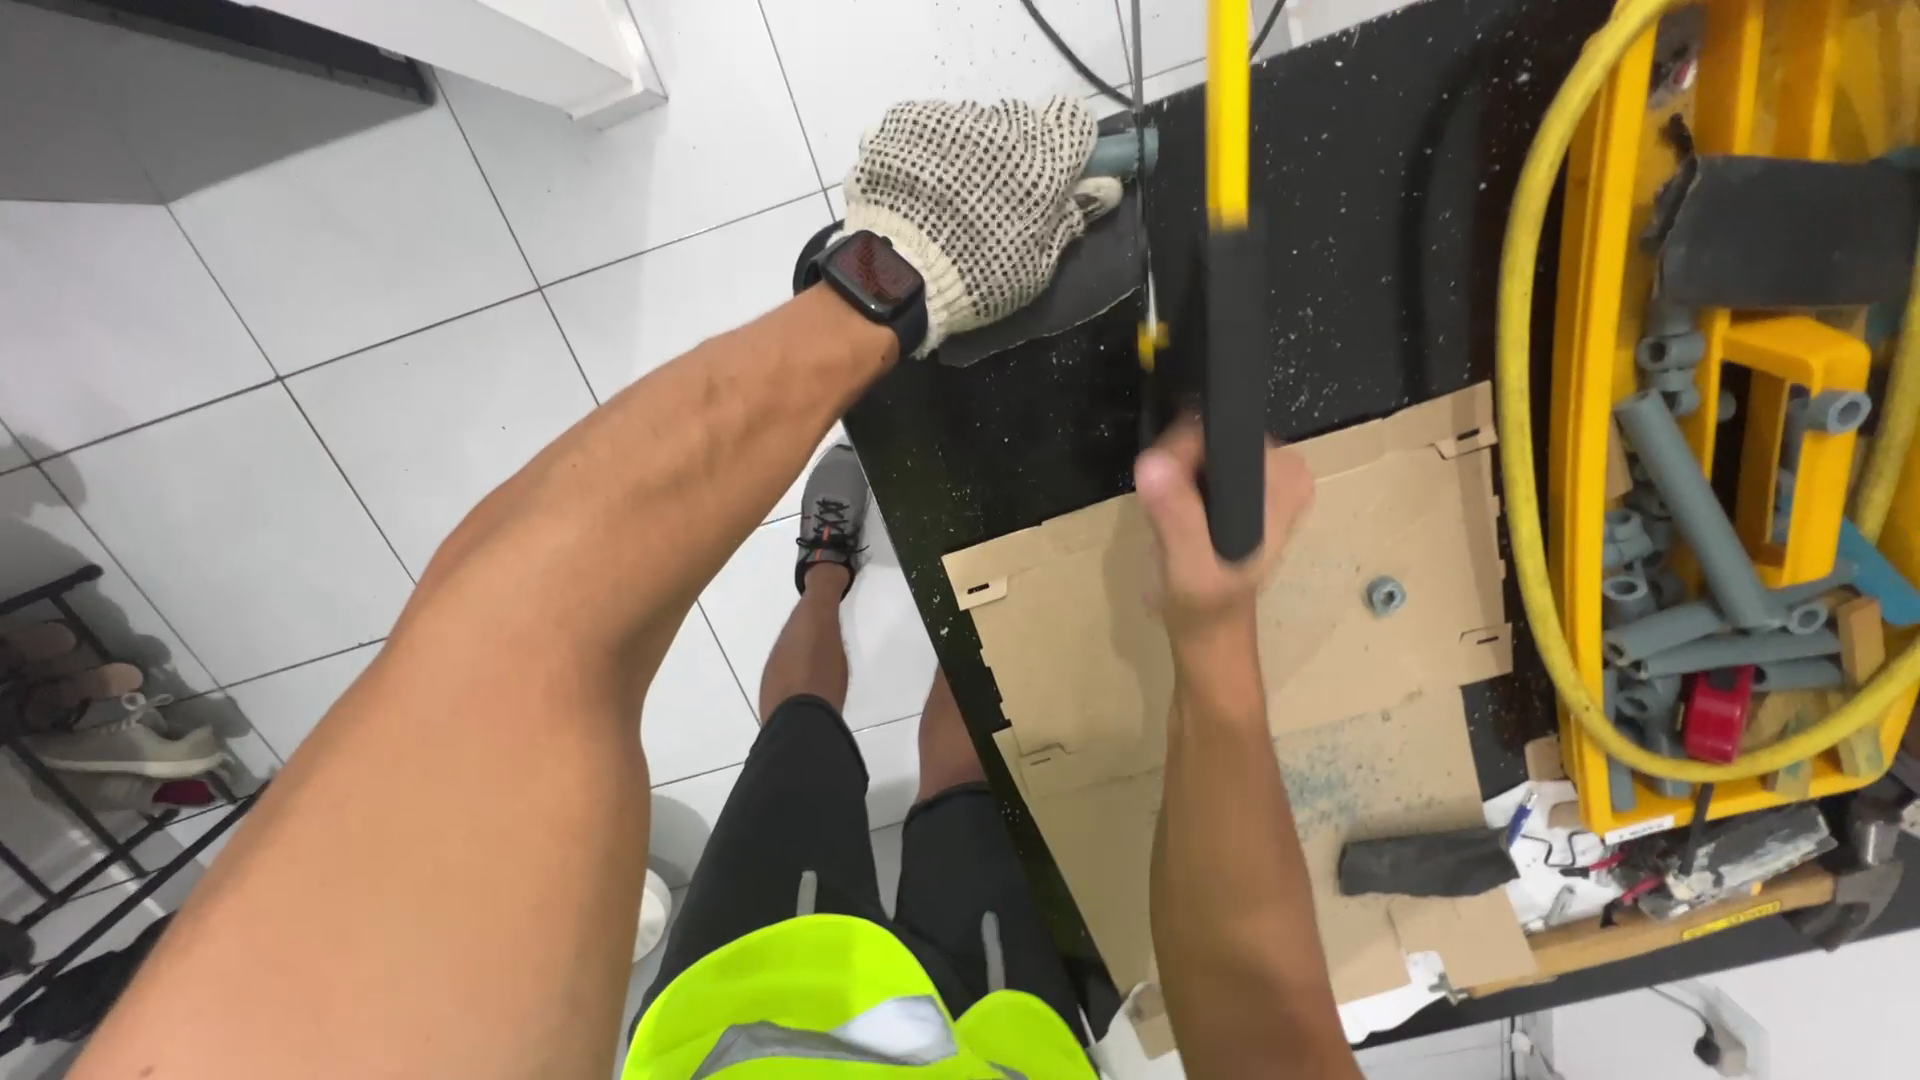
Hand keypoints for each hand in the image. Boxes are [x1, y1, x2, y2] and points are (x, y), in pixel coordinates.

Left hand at [844, 98, 1121, 355]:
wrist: (898, 273)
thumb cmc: (978, 277)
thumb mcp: (1036, 265)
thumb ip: (1071, 219)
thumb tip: (1107, 187)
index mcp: (1043, 159)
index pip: (1073, 120)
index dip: (1064, 147)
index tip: (1052, 177)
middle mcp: (1001, 126)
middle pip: (1019, 122)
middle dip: (1012, 153)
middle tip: (993, 198)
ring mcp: (950, 118)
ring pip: (972, 125)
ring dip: (967, 152)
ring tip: (944, 199)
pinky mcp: (905, 120)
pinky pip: (927, 127)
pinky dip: (926, 152)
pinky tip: (913, 189)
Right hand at [1134, 421, 1314, 639]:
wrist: (1209, 628)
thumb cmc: (1203, 605)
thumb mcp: (1188, 568)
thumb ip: (1176, 517)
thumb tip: (1153, 464)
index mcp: (1283, 481)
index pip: (1220, 432)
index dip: (1180, 451)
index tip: (1160, 486)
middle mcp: (1282, 469)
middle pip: (1208, 433)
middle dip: (1176, 465)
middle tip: (1164, 509)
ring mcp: (1263, 475)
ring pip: (1198, 444)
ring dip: (1173, 475)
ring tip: (1170, 516)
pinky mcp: (1243, 483)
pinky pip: (1198, 459)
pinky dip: (1179, 481)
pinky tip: (1177, 513)